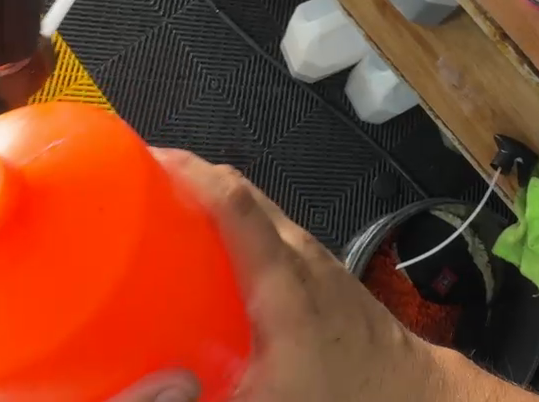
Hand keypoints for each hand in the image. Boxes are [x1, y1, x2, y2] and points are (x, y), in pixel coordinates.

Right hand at [155, 149, 538, 401]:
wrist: (409, 391)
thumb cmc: (340, 396)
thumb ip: (202, 400)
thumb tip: (152, 394)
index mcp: (282, 280)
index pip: (234, 205)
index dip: (190, 175)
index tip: (143, 161)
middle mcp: (297, 251)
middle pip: (240, 193)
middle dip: (187, 176)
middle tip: (130, 185)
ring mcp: (310, 254)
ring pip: (254, 205)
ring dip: (209, 194)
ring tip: (155, 210)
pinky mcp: (315, 265)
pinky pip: (265, 226)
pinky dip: (229, 219)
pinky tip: (203, 250)